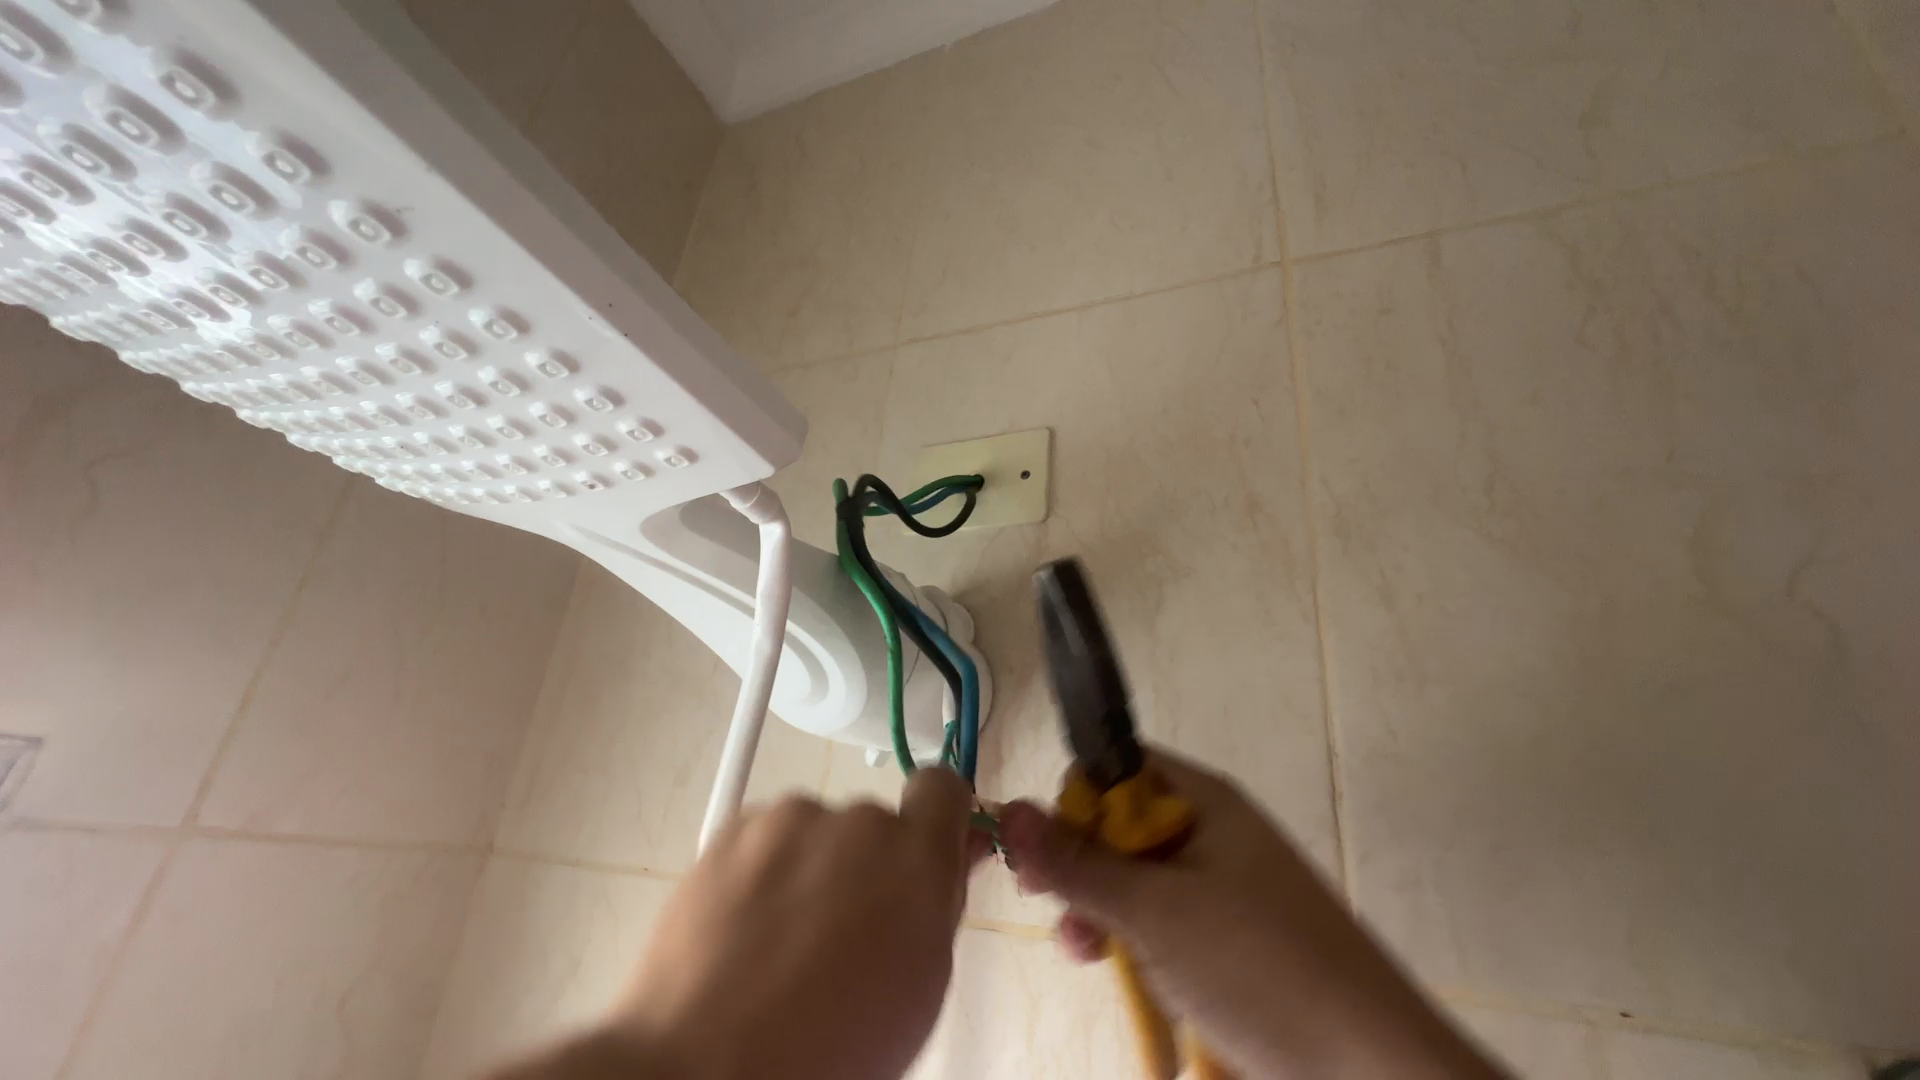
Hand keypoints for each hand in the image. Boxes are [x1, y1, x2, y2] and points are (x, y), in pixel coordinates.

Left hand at [491, 768, 985, 1079]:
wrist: (705, 1061)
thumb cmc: (832, 1046)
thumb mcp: (920, 986)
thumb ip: (941, 902)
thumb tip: (956, 853)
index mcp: (916, 860)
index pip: (944, 788)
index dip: (937, 815)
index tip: (926, 850)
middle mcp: (859, 822)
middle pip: (876, 823)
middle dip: (868, 864)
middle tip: (842, 932)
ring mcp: (791, 819)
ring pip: (819, 830)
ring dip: (815, 864)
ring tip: (782, 937)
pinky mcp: (734, 827)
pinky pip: (768, 835)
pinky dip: (766, 867)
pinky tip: (746, 926)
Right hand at [998, 749, 1503, 1079]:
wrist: (1373, 1069)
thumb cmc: (1260, 966)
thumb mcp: (1155, 912)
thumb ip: (1078, 864)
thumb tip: (1008, 811)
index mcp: (1203, 801)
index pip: (1115, 769)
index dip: (1072, 802)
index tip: (1040, 852)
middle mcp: (1211, 832)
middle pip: (1119, 826)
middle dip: (1080, 865)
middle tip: (1051, 907)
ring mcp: (1223, 887)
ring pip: (1136, 879)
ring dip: (1101, 910)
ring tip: (1081, 953)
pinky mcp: (1229, 938)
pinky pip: (1163, 921)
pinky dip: (1134, 941)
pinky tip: (1116, 972)